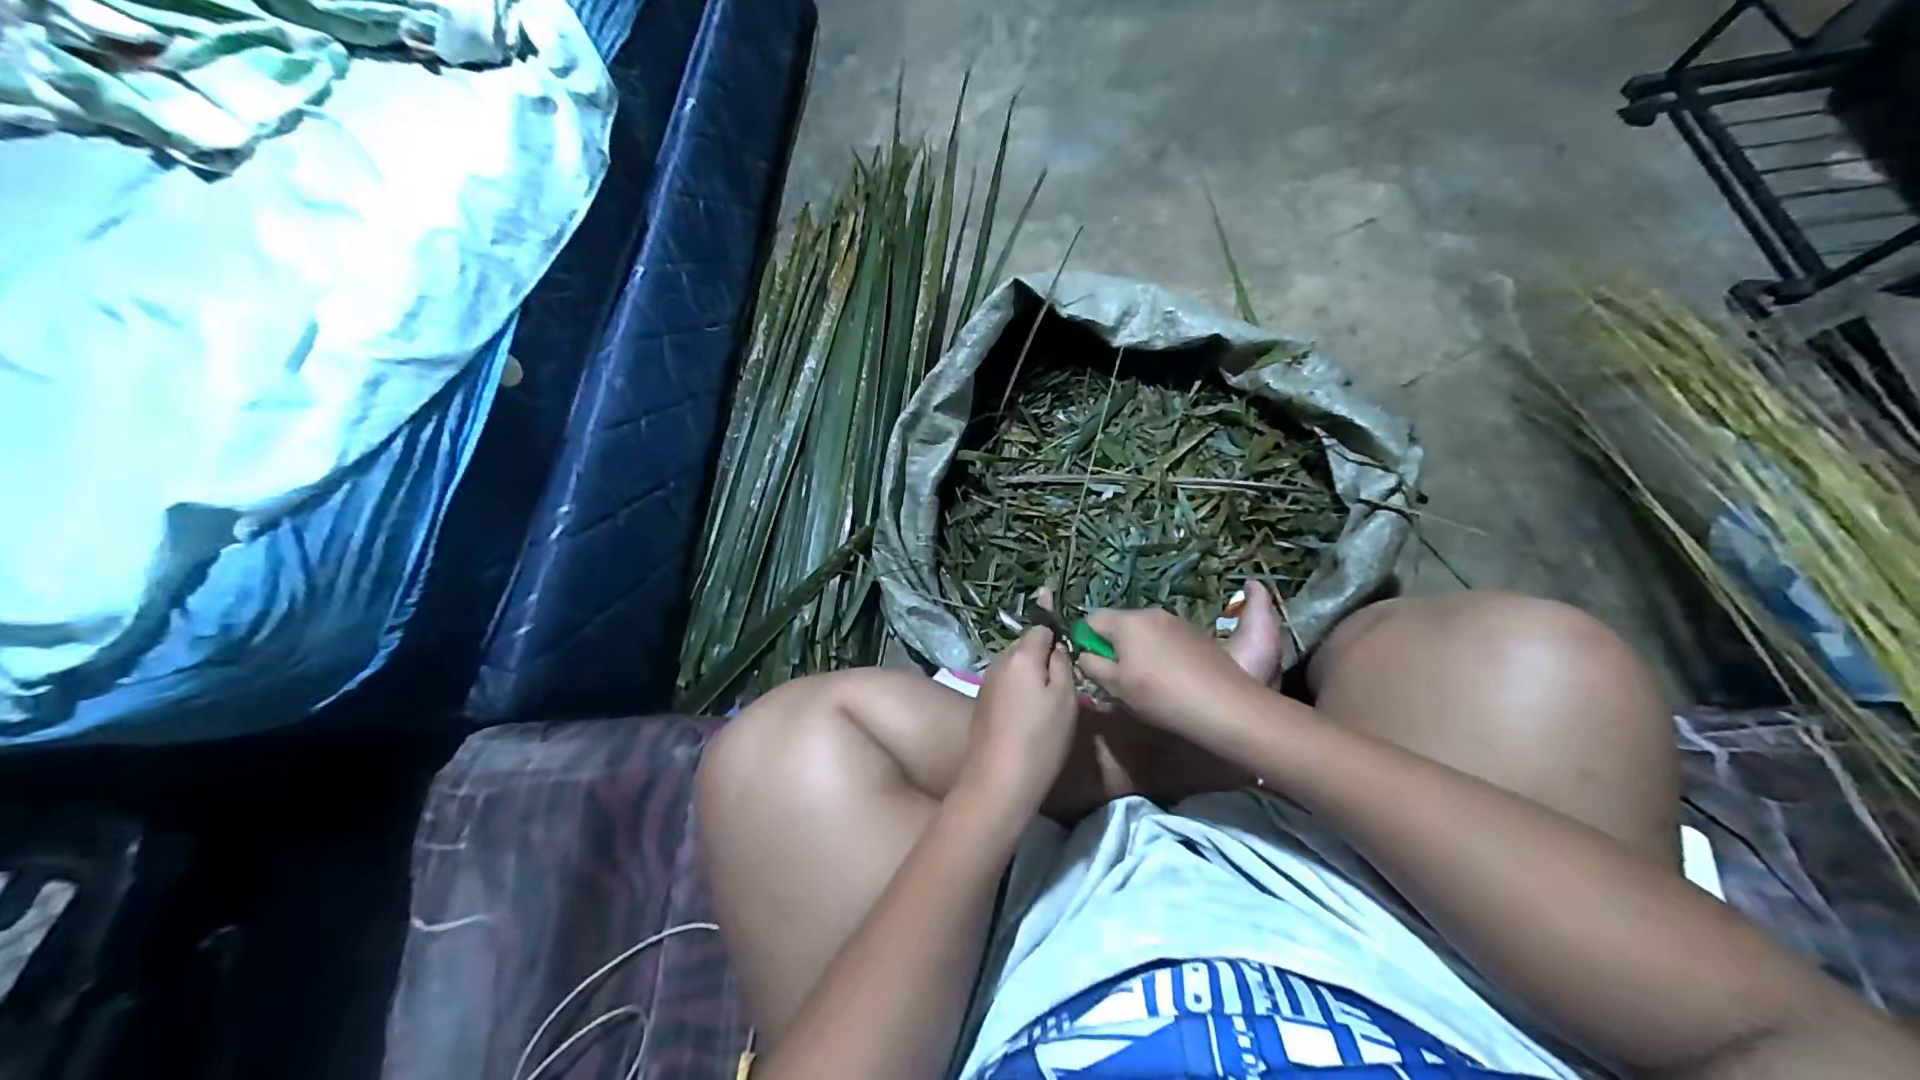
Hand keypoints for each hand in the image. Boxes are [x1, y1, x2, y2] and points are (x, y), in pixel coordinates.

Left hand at [959, 626, 1077, 816]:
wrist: (998, 780)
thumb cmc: (1040, 738)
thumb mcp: (1065, 698)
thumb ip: (1062, 664)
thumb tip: (1056, 647)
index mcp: (1021, 655)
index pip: (1041, 628)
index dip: (1057, 636)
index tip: (1071, 656)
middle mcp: (999, 661)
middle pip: (1025, 645)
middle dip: (1043, 656)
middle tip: (1064, 681)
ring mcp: (987, 681)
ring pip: (1015, 665)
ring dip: (1031, 674)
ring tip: (1049, 700)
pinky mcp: (982, 702)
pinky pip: (1006, 683)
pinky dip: (1019, 690)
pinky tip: (1029, 714)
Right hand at [1077, 606, 1265, 737]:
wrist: (1225, 706)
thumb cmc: (1161, 696)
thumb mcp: (1115, 686)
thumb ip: (1092, 665)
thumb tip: (1086, 655)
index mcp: (1127, 621)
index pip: (1091, 619)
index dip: (1087, 641)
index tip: (1096, 666)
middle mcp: (1151, 613)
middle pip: (1119, 624)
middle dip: (1114, 646)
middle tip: (1121, 679)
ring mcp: (1177, 621)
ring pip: (1144, 632)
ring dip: (1139, 650)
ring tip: (1149, 683)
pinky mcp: (1197, 634)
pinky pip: (1166, 638)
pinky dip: (1161, 654)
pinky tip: (1172, 680)